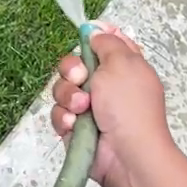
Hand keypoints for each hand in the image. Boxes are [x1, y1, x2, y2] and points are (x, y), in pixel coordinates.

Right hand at [50, 22, 172, 186]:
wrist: (126, 154)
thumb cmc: (128, 106)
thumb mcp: (122, 62)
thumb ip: (107, 42)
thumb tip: (95, 32)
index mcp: (123, 66)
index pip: (105, 43)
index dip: (93, 36)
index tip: (84, 33)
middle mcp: (105, 84)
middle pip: (74, 64)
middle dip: (72, 69)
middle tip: (80, 78)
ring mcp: (89, 106)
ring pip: (62, 88)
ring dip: (68, 96)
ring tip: (81, 108)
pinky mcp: (74, 126)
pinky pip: (57, 112)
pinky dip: (64, 117)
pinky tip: (74, 124)